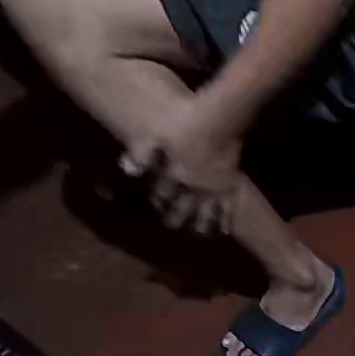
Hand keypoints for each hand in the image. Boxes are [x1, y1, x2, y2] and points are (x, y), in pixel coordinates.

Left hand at [120, 90, 243, 234]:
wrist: (220, 121)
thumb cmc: (186, 123)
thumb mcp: (157, 133)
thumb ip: (142, 154)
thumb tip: (125, 171)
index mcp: (175, 177)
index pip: (161, 197)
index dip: (156, 201)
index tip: (154, 204)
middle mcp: (193, 191)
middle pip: (182, 213)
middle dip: (174, 220)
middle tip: (171, 225)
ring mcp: (213, 193)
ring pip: (206, 219)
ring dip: (200, 228)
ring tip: (197, 234)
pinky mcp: (230, 190)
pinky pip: (228, 213)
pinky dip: (224, 224)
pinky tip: (223, 232)